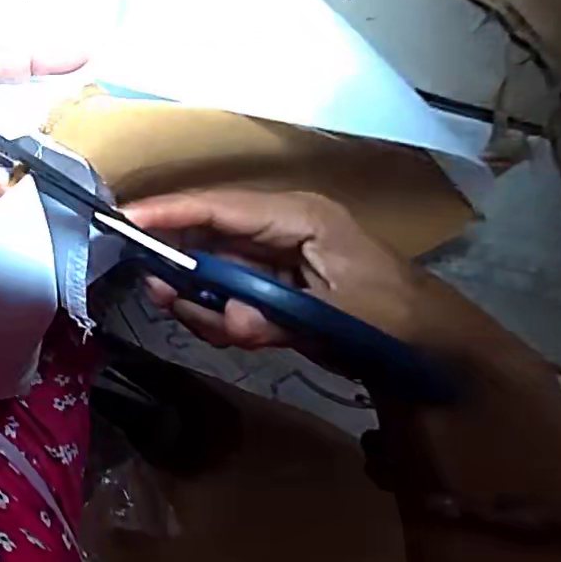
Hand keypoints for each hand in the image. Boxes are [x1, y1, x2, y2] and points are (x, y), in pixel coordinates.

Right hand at [123, 189, 477, 356]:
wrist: (438, 354)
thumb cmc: (402, 322)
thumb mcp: (351, 320)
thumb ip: (284, 318)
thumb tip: (232, 318)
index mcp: (297, 217)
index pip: (216, 206)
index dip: (166, 212)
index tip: (121, 221)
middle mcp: (271, 228)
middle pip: (198, 234)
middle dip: (176, 267)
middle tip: (161, 295)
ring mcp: (261, 254)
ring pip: (199, 266)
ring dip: (196, 300)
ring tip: (217, 326)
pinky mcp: (255, 279)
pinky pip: (212, 289)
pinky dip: (211, 314)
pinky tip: (232, 331)